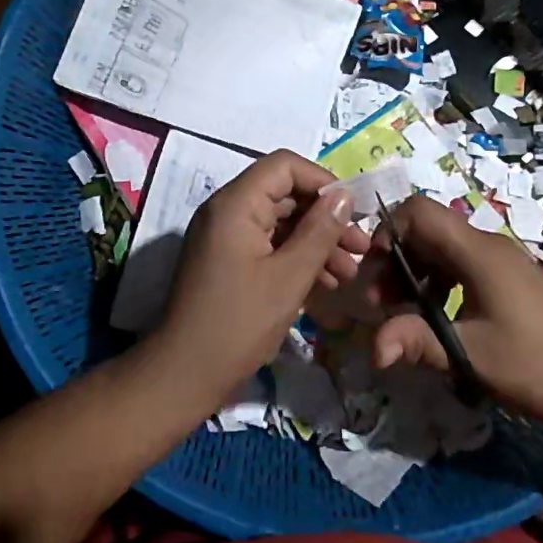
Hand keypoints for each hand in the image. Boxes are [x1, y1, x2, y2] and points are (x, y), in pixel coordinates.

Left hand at [152, 150, 367, 402]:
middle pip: (285, 194)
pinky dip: (296, 258)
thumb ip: (319, 231)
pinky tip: (326, 285)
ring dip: (316, 242)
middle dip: (325, 218)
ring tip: (349, 273)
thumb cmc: (238, 324)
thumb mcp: (289, 278)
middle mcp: (227, 211)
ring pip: (280, 222)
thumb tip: (344, 196)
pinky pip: (268, 245)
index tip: (353, 210)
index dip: (322, 181)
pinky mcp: (227, 261)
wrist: (181, 376)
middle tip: (360, 248)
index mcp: (236, 204)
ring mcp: (225, 237)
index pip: (284, 166)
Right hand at [370, 196, 542, 432]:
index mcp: (477, 252)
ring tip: (402, 316)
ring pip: (441, 250)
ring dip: (414, 275)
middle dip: (394, 260)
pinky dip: (437, 285)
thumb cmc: (540, 367)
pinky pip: (460, 268)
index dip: (387, 233)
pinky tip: (435, 320)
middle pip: (426, 230)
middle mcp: (487, 247)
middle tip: (379, 306)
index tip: (374, 276)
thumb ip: (417, 341)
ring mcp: (500, 264)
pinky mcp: (508, 282)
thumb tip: (372, 348)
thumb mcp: (472, 355)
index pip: (419, 211)